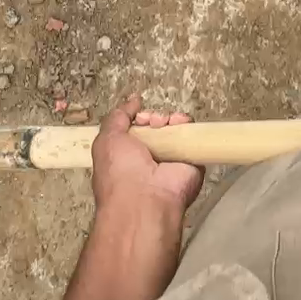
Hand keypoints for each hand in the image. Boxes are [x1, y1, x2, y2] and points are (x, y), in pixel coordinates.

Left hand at [92, 96, 203, 215]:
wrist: (145, 199)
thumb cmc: (119, 171)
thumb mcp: (106, 140)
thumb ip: (117, 117)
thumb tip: (134, 100)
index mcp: (129, 156)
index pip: (139, 128)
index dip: (139, 117)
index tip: (139, 117)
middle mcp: (151, 157)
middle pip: (160, 126)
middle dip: (156, 117)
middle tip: (154, 122)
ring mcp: (173, 159)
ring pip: (177, 128)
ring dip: (172, 119)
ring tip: (166, 123)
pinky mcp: (193, 161)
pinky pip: (193, 137)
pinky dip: (188, 126)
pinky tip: (181, 124)